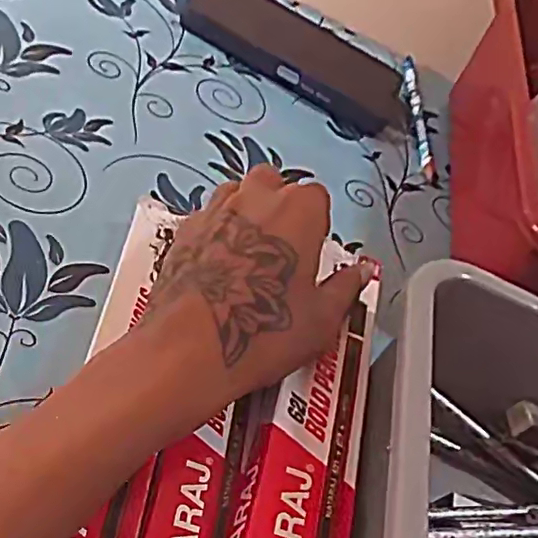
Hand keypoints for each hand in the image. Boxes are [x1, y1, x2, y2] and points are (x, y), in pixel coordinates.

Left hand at [135, 166, 373, 412]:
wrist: (190, 350)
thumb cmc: (259, 332)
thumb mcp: (320, 320)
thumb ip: (344, 289)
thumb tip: (357, 275)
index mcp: (300, 208)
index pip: (318, 201)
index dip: (316, 230)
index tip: (311, 260)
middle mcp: (254, 198)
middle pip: (272, 187)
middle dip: (278, 213)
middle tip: (280, 260)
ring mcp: (212, 212)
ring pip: (234, 199)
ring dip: (243, 221)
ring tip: (246, 267)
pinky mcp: (180, 235)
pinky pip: (204, 224)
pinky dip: (212, 240)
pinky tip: (215, 276)